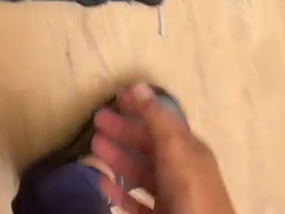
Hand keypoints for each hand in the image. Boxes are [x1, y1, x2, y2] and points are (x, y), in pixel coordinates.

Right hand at [90, 84, 237, 213]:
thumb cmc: (190, 193)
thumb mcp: (174, 150)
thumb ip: (155, 119)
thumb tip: (138, 85)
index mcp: (189, 151)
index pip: (162, 121)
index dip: (140, 107)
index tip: (115, 95)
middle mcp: (181, 171)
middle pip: (148, 145)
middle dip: (122, 131)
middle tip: (97, 120)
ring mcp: (172, 197)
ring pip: (141, 172)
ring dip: (118, 158)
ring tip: (94, 148)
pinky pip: (137, 201)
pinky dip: (120, 191)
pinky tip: (103, 184)